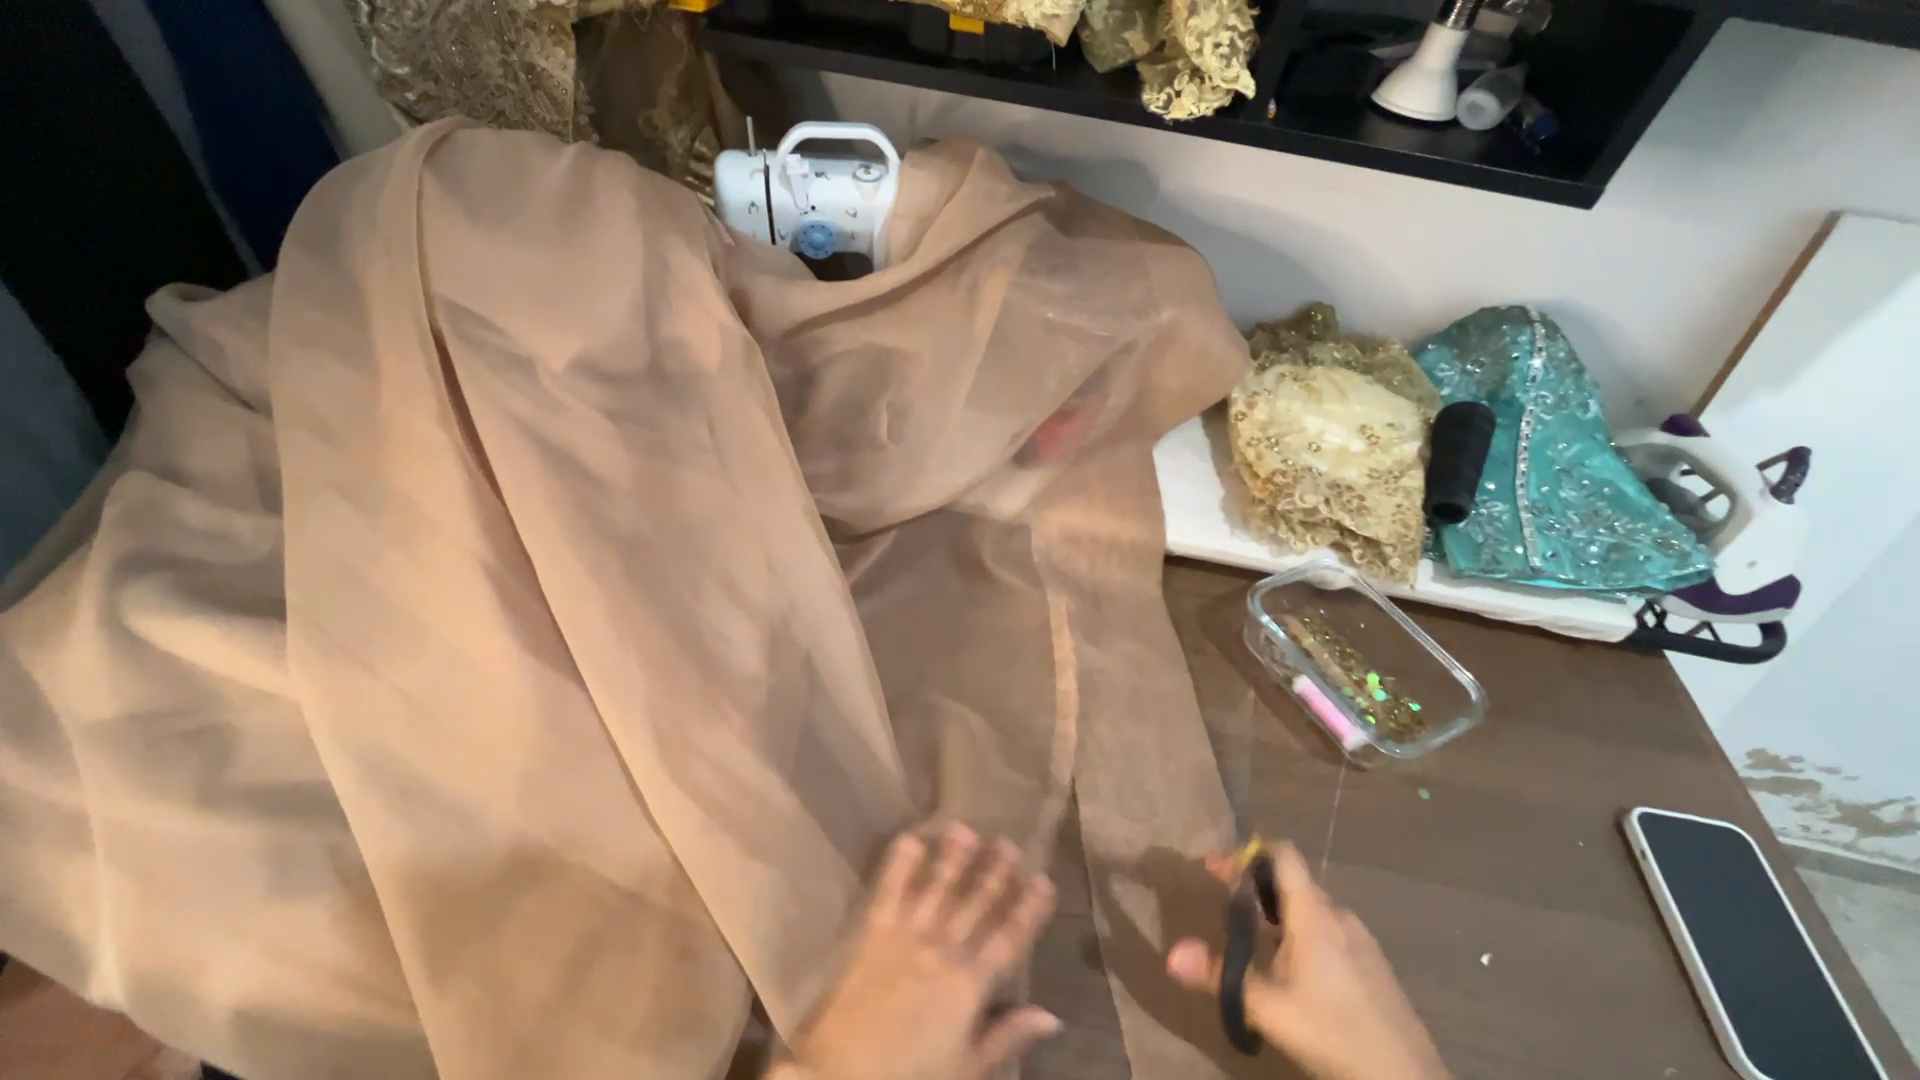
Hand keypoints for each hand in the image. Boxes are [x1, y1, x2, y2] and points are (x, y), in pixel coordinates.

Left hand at [784, 824, 1060, 1079]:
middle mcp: (943, 951)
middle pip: (975, 905)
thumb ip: (1007, 1035)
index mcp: (970, 985)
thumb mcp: (967, 1066)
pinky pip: (889, 893)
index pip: (1008, 938)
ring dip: (952, 859)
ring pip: (937, 889)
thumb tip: (1052, 1016)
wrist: (843, 1073)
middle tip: (1009, 844)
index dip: (1028, 910)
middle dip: (994, 874)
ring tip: (965, 830)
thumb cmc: (910, 1075)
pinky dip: (899, 866)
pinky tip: (909, 840)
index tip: (1044, 880)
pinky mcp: (873, 934)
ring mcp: (907, 938)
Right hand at [1165, 843, 1449, 1079]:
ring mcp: (1361, 940)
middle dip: (1255, 887)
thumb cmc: (1332, 1031)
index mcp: (1313, 914)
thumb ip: (1220, 975)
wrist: (1405, 1079)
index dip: (1248, 852)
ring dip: (1279, 912)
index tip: (1217, 868)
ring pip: (1312, 909)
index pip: (1283, 855)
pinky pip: (1330, 931)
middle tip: (1224, 904)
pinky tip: (1294, 969)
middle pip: (1293, 882)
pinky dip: (1303, 933)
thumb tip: (1171, 954)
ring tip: (1254, 938)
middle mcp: (1339, 916)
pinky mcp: (1372, 964)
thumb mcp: (1269, 1007)